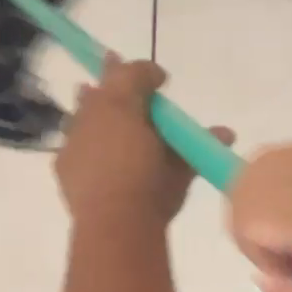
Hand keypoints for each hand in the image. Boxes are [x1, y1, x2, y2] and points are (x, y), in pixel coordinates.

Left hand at [56, 56, 232, 226]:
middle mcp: (94, 111)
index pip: (136, 74)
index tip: (162, 78)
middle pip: (103, 86)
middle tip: (115, 67)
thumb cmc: (151, 189)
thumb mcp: (181, 170)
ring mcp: (73, 135)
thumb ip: (198, 145)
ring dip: (89, 104)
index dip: (149, 73)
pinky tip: (87, 150)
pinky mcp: (62, 163)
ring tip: (90, 99)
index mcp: (123, 103)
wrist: (114, 224)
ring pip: (81, 110)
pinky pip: (71, 142)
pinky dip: (81, 142)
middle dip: (112, 78)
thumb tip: (229, 133)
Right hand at [228, 142, 291, 291]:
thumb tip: (266, 279)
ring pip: (256, 171)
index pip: (251, 218)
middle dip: (253, 228)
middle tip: (291, 255)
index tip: (289, 271)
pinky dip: (275, 189)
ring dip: (262, 206)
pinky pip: (276, 161)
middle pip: (245, 188)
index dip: (258, 252)